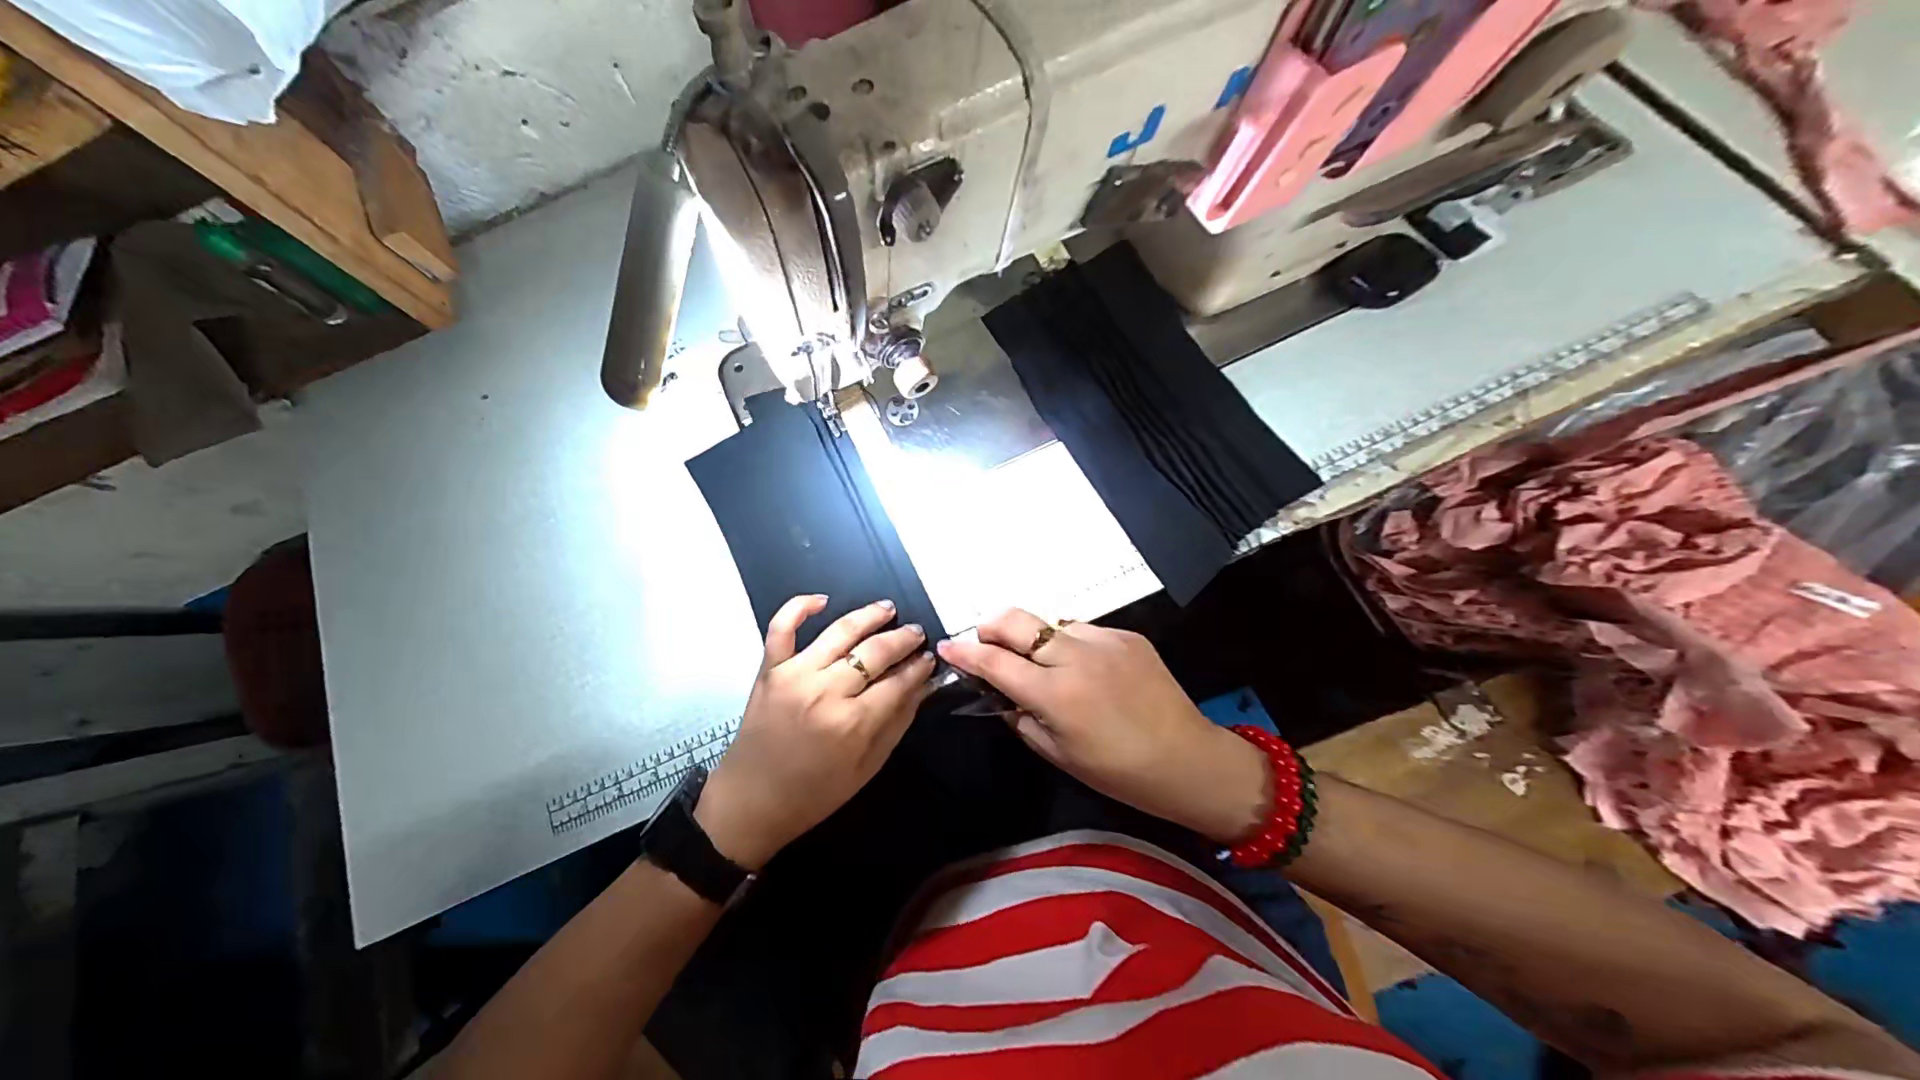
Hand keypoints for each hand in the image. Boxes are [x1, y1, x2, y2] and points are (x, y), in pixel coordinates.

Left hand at [694, 595, 936, 869]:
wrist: (751, 802)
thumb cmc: (814, 794)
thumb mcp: (867, 768)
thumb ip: (897, 723)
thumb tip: (922, 686)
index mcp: (853, 723)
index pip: (898, 681)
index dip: (919, 667)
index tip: (930, 658)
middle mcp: (825, 692)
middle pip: (875, 651)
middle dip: (903, 639)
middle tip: (917, 633)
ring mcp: (794, 675)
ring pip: (839, 632)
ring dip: (868, 615)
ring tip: (888, 609)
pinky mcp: (769, 669)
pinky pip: (783, 628)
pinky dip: (799, 607)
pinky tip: (821, 600)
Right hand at [938, 609, 1268, 844]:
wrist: (1186, 759)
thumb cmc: (1117, 770)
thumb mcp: (1057, 753)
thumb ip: (1020, 716)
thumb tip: (998, 692)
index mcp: (1055, 694)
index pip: (995, 662)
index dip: (965, 653)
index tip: (948, 647)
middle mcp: (1075, 656)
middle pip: (1015, 619)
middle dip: (990, 627)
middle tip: (985, 644)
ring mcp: (1104, 640)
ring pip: (1049, 623)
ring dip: (1034, 639)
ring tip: (1044, 666)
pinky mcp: (1127, 635)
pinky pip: (1082, 631)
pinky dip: (1070, 646)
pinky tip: (1084, 671)